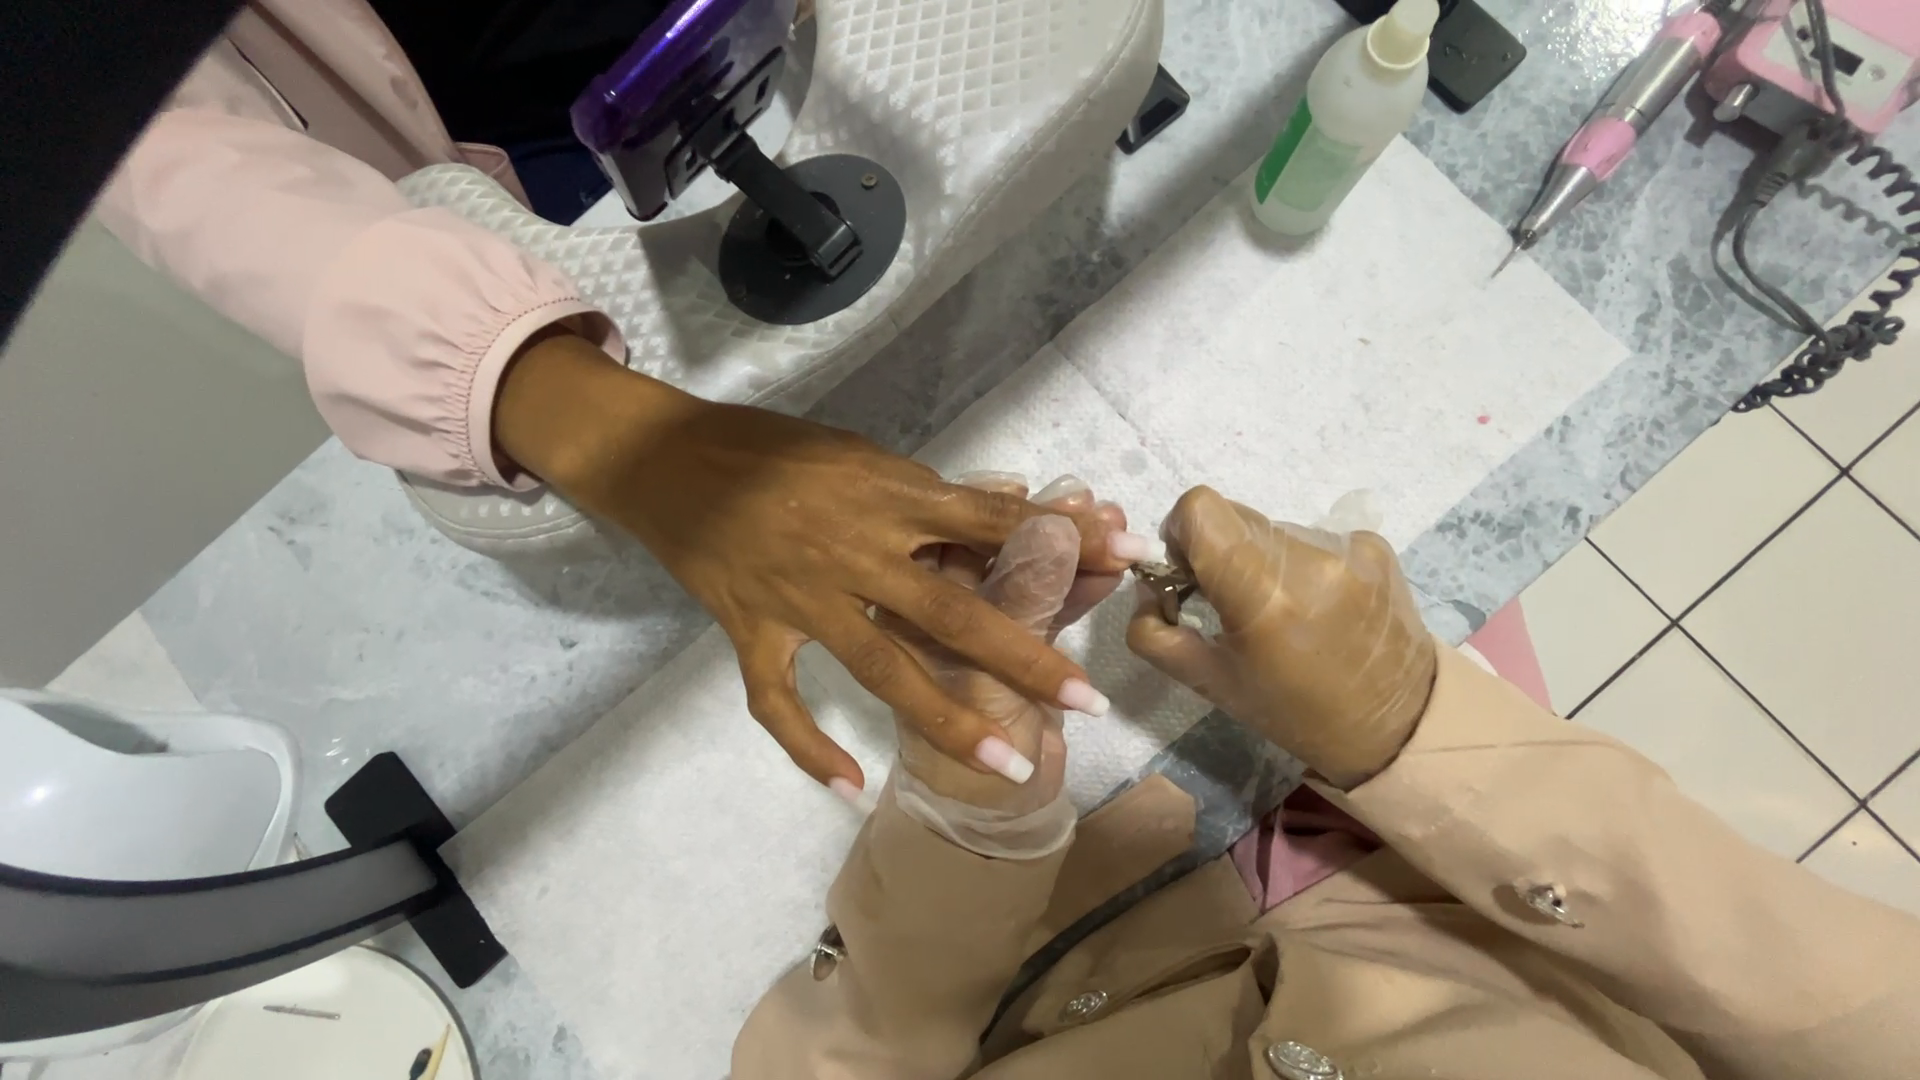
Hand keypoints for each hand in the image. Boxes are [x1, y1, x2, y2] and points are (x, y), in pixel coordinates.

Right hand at [492, 333, 1143, 791]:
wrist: (665, 457)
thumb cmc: (773, 446)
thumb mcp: (862, 452)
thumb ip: (928, 492)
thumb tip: (1004, 504)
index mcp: (886, 495)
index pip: (989, 520)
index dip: (1059, 536)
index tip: (1122, 555)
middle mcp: (852, 552)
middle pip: (951, 611)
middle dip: (1025, 654)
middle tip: (1088, 699)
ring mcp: (798, 600)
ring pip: (883, 668)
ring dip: (948, 719)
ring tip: (1010, 764)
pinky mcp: (749, 633)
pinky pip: (778, 702)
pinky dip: (809, 747)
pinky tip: (850, 785)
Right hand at [1126, 486, 1436, 788]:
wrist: (1398, 726)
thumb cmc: (1291, 712)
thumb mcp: (1206, 681)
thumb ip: (1152, 630)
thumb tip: (1149, 585)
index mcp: (1260, 591)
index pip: (1200, 507)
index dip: (1181, 531)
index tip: (1189, 572)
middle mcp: (1307, 556)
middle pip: (1232, 515)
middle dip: (1215, 549)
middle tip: (1227, 599)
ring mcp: (1346, 548)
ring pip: (1269, 528)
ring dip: (1258, 558)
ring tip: (1279, 610)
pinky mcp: (1374, 546)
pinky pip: (1309, 537)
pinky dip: (1297, 564)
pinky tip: (1314, 606)